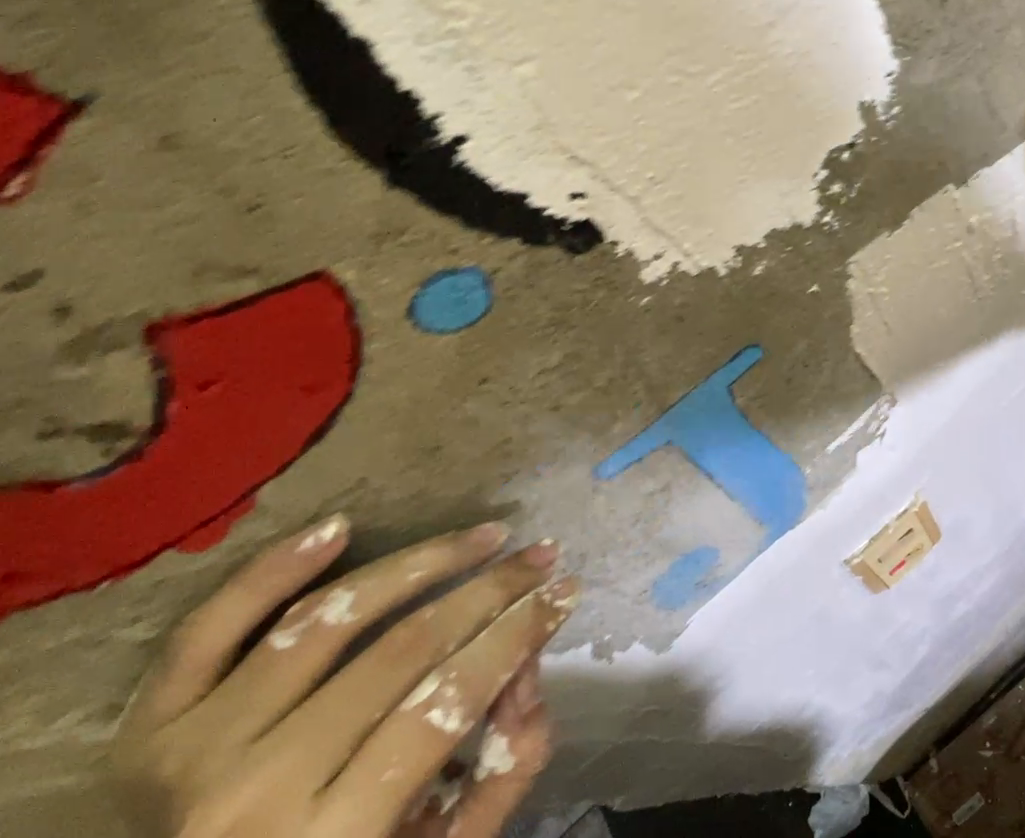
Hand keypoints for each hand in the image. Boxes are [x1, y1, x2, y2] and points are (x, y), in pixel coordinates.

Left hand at [112, 515, 578, 837]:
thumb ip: (504, 770)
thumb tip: (529, 665)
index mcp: (330, 837)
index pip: (445, 703)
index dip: (516, 636)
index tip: (567, 590)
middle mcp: (252, 788)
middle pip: (396, 653)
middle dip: (488, 593)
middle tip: (540, 556)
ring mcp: (190, 751)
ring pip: (321, 623)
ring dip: (415, 564)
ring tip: (481, 535)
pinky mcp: (147, 727)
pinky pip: (208, 630)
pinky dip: (272, 570)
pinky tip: (340, 527)